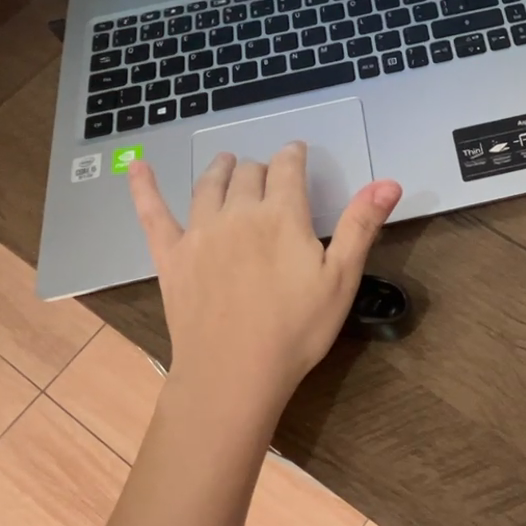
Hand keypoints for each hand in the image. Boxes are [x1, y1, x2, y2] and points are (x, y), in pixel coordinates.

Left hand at [126, 144, 400, 414]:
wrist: (233, 373)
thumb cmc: (297, 329)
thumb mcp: (342, 279)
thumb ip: (361, 225)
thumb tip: (388, 181)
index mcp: (282, 215)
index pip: (288, 168)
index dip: (295, 155)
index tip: (298, 152)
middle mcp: (237, 212)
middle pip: (248, 174)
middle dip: (262, 168)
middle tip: (270, 174)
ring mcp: (199, 232)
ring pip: (208, 185)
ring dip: (221, 169)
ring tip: (227, 163)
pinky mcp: (170, 255)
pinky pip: (153, 212)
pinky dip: (144, 186)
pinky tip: (137, 168)